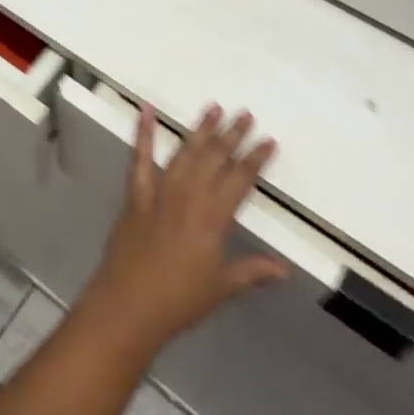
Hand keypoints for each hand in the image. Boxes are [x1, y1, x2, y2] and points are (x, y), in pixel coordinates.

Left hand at [82, 104, 288, 348]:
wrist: (128, 306)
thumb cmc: (179, 300)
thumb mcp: (221, 287)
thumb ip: (252, 272)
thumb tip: (285, 270)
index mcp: (213, 217)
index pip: (240, 179)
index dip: (255, 159)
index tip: (268, 140)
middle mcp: (189, 197)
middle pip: (214, 159)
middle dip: (231, 135)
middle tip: (245, 114)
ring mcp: (159, 193)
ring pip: (184, 154)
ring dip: (200, 130)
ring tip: (213, 108)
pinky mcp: (135, 196)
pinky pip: (139, 160)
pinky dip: (143, 134)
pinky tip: (146, 111)